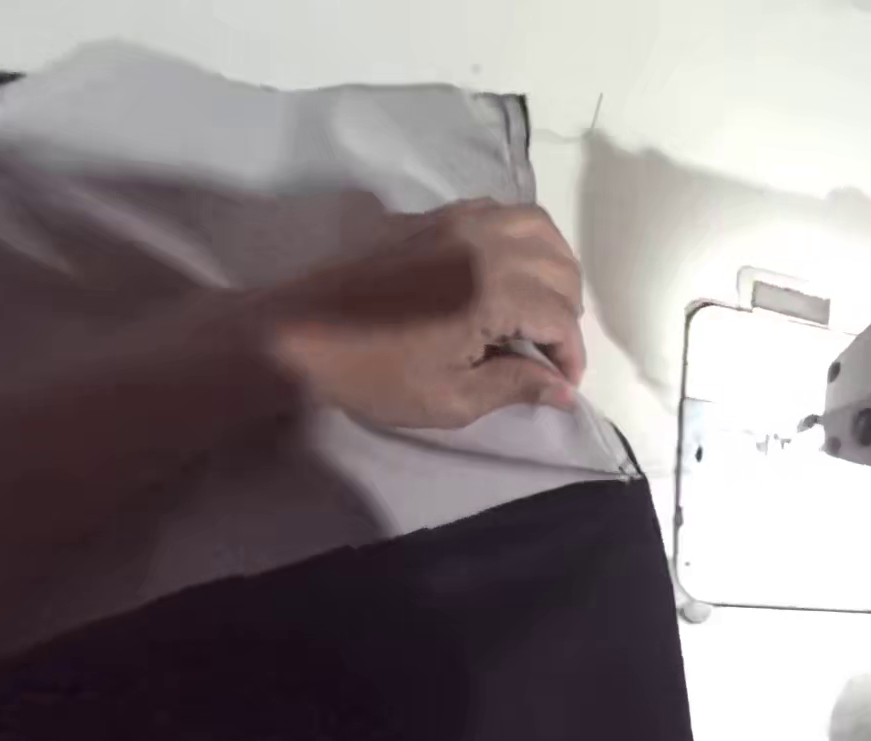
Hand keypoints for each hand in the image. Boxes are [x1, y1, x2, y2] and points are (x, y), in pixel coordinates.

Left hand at [263, 199, 585, 428]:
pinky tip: (511, 274)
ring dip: (554, 269)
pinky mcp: (434, 216)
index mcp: (490, 291)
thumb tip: (565, 391)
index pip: (559, 316)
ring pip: (537, 227)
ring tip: (543, 308)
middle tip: (553, 352)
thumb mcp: (452, 399)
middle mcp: (483, 243)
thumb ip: (516, 386)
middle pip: (558, 266)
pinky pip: (500, 211)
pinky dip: (522, 240)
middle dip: (568, 313)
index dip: (571, 355)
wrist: (299, 334)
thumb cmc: (376, 376)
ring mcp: (457, 221)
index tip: (564, 385)